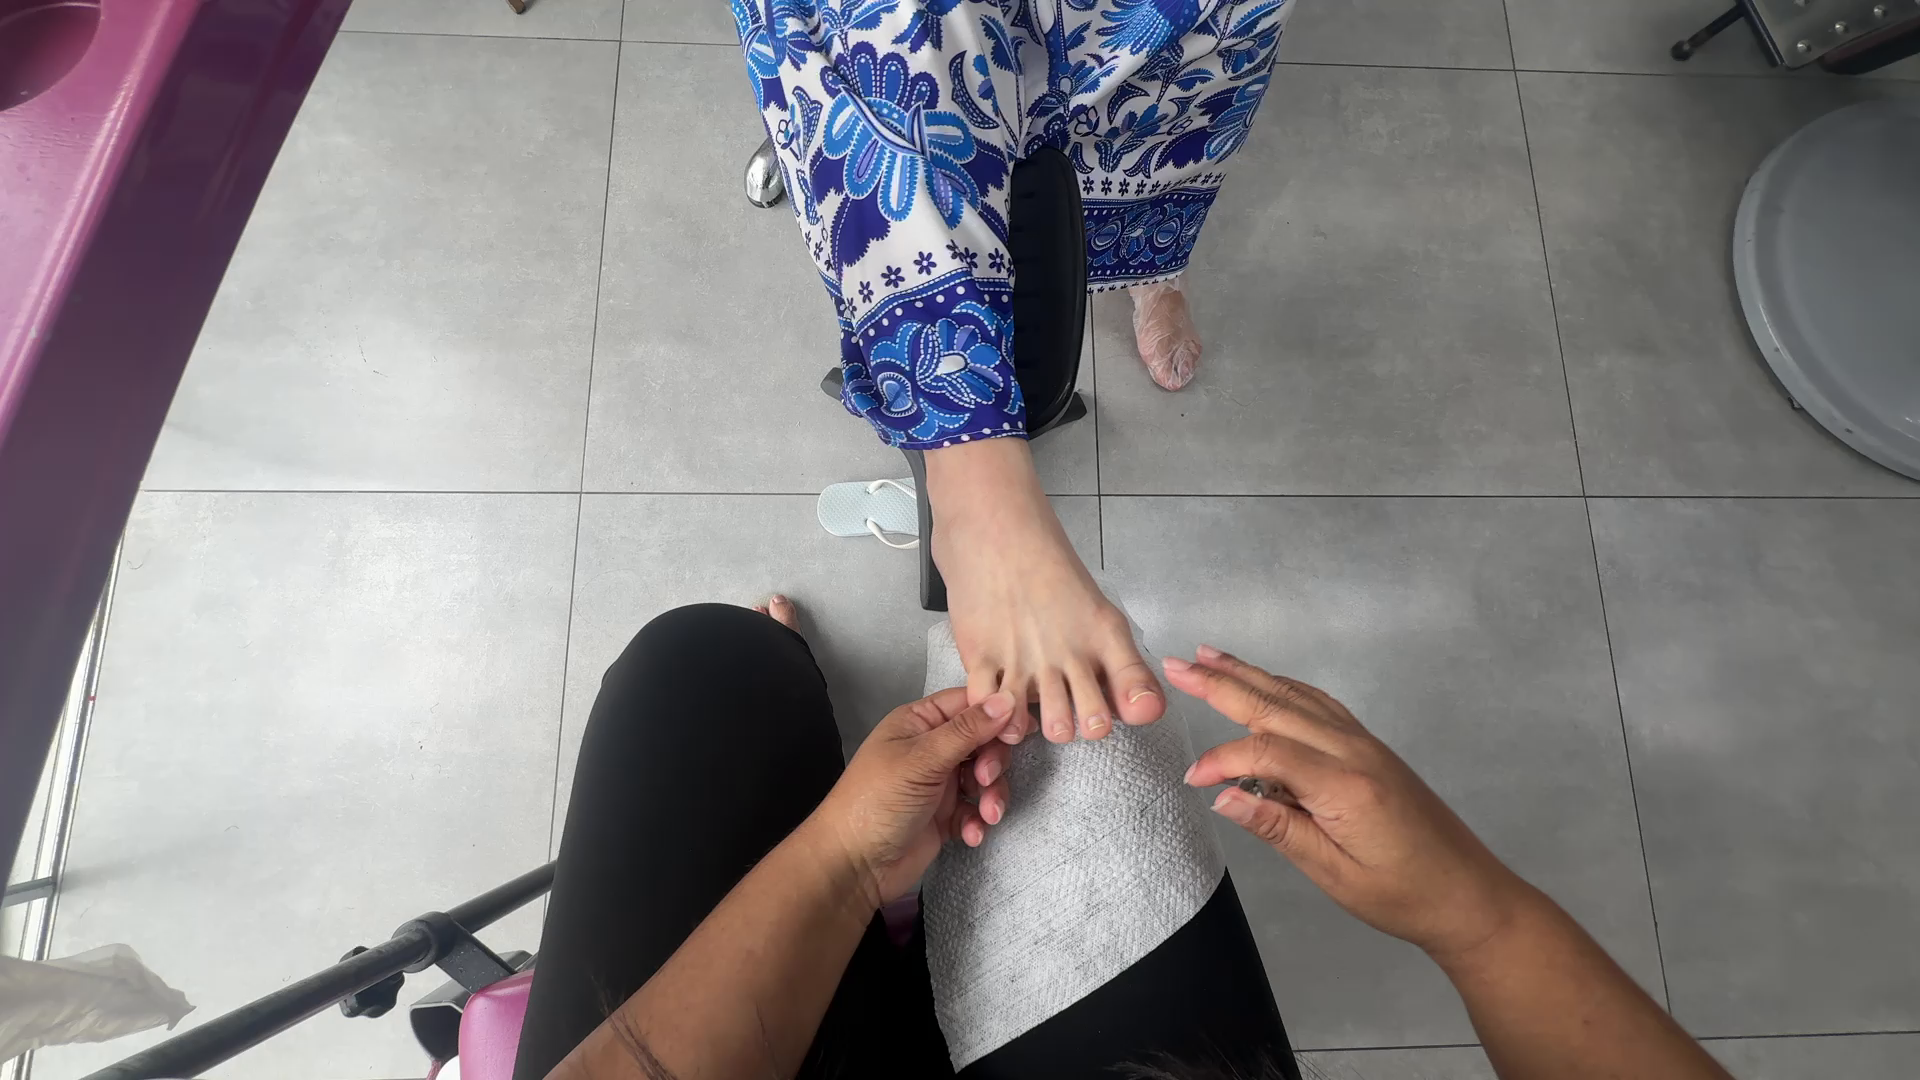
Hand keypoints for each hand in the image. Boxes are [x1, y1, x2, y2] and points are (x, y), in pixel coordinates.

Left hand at [810, 688, 1017, 908]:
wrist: (854, 867)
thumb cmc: (879, 799)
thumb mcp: (922, 759)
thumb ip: (967, 730)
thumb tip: (1007, 699)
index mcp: (920, 721)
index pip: (968, 703)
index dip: (996, 713)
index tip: (1020, 731)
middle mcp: (932, 747)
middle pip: (983, 739)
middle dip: (993, 760)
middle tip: (985, 779)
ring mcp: (941, 782)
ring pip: (985, 776)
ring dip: (992, 794)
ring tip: (986, 815)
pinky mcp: (947, 815)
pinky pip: (977, 808)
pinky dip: (979, 820)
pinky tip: (970, 835)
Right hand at [1168, 647, 1535, 961]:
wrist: (1472, 895)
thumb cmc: (1401, 894)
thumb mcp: (1335, 874)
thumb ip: (1277, 827)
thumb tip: (1221, 795)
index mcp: (1342, 784)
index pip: (1265, 753)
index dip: (1221, 759)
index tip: (1192, 778)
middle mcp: (1350, 749)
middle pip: (1273, 705)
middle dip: (1220, 682)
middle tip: (1176, 665)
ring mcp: (1361, 740)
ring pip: (1292, 695)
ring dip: (1246, 673)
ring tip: (1205, 655)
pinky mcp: (1366, 742)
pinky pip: (1315, 701)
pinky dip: (1280, 684)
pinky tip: (1261, 679)